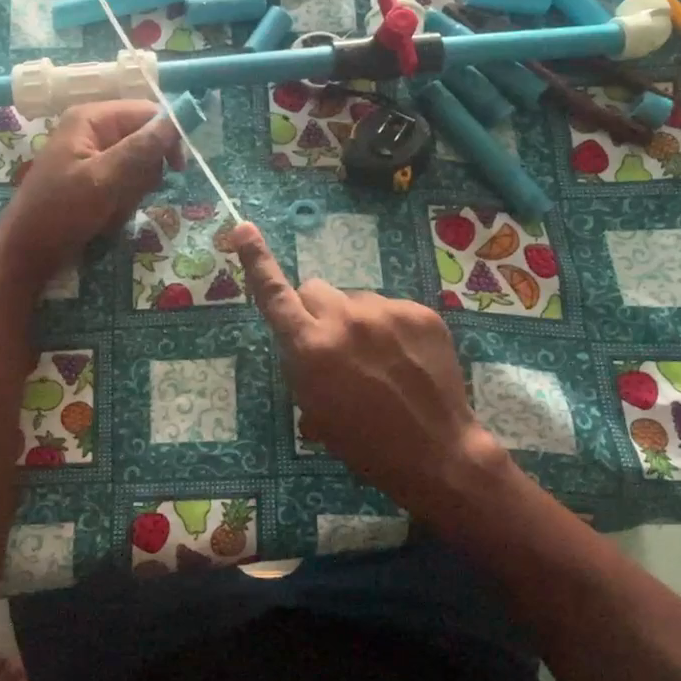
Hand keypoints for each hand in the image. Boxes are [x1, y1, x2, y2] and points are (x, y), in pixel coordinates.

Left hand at [0, 100, 183, 283]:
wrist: (28, 251)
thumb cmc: (61, 211)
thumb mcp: (103, 179)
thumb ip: (141, 148)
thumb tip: (178, 119)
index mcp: (91, 119)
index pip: (146, 112)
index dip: (167, 135)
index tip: (178, 168)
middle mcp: (94, 131)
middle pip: (145, 140)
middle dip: (143, 173)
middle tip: (125, 195)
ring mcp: (93, 156)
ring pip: (139, 167)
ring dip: (132, 192)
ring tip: (110, 210)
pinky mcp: (95, 179)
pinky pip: (125, 184)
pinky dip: (122, 202)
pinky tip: (105, 217)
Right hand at [232, 223, 497, 508]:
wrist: (438, 452)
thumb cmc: (365, 442)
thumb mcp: (315, 408)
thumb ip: (302, 364)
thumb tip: (304, 344)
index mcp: (311, 348)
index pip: (274, 295)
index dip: (255, 261)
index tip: (242, 228)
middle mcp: (345, 320)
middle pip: (315, 290)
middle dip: (315, 311)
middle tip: (332, 346)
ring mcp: (386, 312)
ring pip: (355, 300)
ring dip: (356, 322)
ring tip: (378, 361)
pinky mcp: (420, 313)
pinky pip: (391, 309)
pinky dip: (391, 329)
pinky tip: (405, 360)